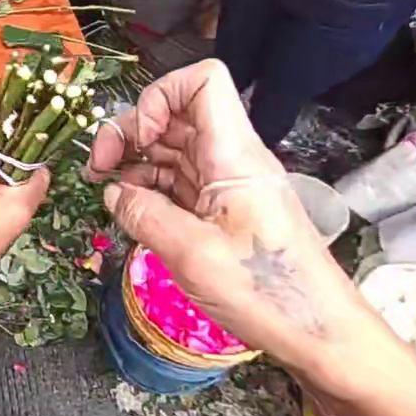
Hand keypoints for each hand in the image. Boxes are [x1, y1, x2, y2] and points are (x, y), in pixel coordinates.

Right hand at [84, 60, 385, 374]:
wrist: (318, 332)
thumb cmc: (267, 292)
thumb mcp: (193, 255)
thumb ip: (144, 215)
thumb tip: (111, 193)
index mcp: (233, 155)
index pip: (202, 82)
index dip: (160, 96)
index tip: (138, 139)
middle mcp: (229, 159)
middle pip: (174, 115)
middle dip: (129, 132)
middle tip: (97, 169)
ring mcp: (225, 183)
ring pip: (170, 147)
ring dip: (132, 160)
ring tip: (104, 187)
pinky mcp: (220, 208)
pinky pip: (176, 180)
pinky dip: (146, 186)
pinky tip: (128, 206)